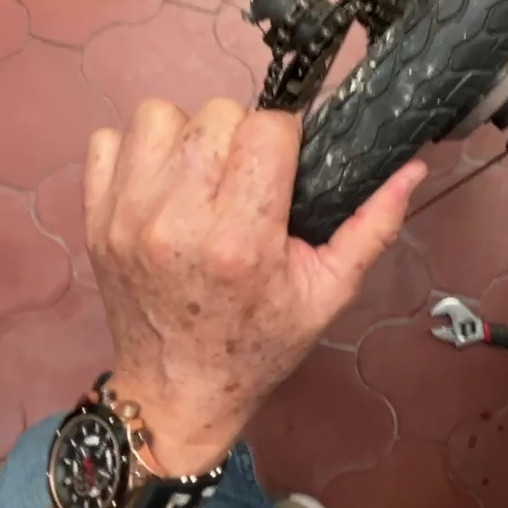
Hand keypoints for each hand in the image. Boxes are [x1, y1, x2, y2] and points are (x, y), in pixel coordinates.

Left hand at [84, 99, 425, 473]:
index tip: (286, 169)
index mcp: (242, 238)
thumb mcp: (331, 292)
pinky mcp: (94, 217)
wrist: (177, 392)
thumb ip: (374, 225)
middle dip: (242, 138)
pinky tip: (162, 185)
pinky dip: (139, 151)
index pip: (267, 128)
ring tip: (205, 178)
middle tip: (249, 181)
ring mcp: (127, 216)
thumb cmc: (262, 343)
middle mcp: (178, 219)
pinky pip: (109, 138)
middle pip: (218, 115)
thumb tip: (413, 167)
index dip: (286, 140)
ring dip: (190, 137)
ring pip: (162, 116)